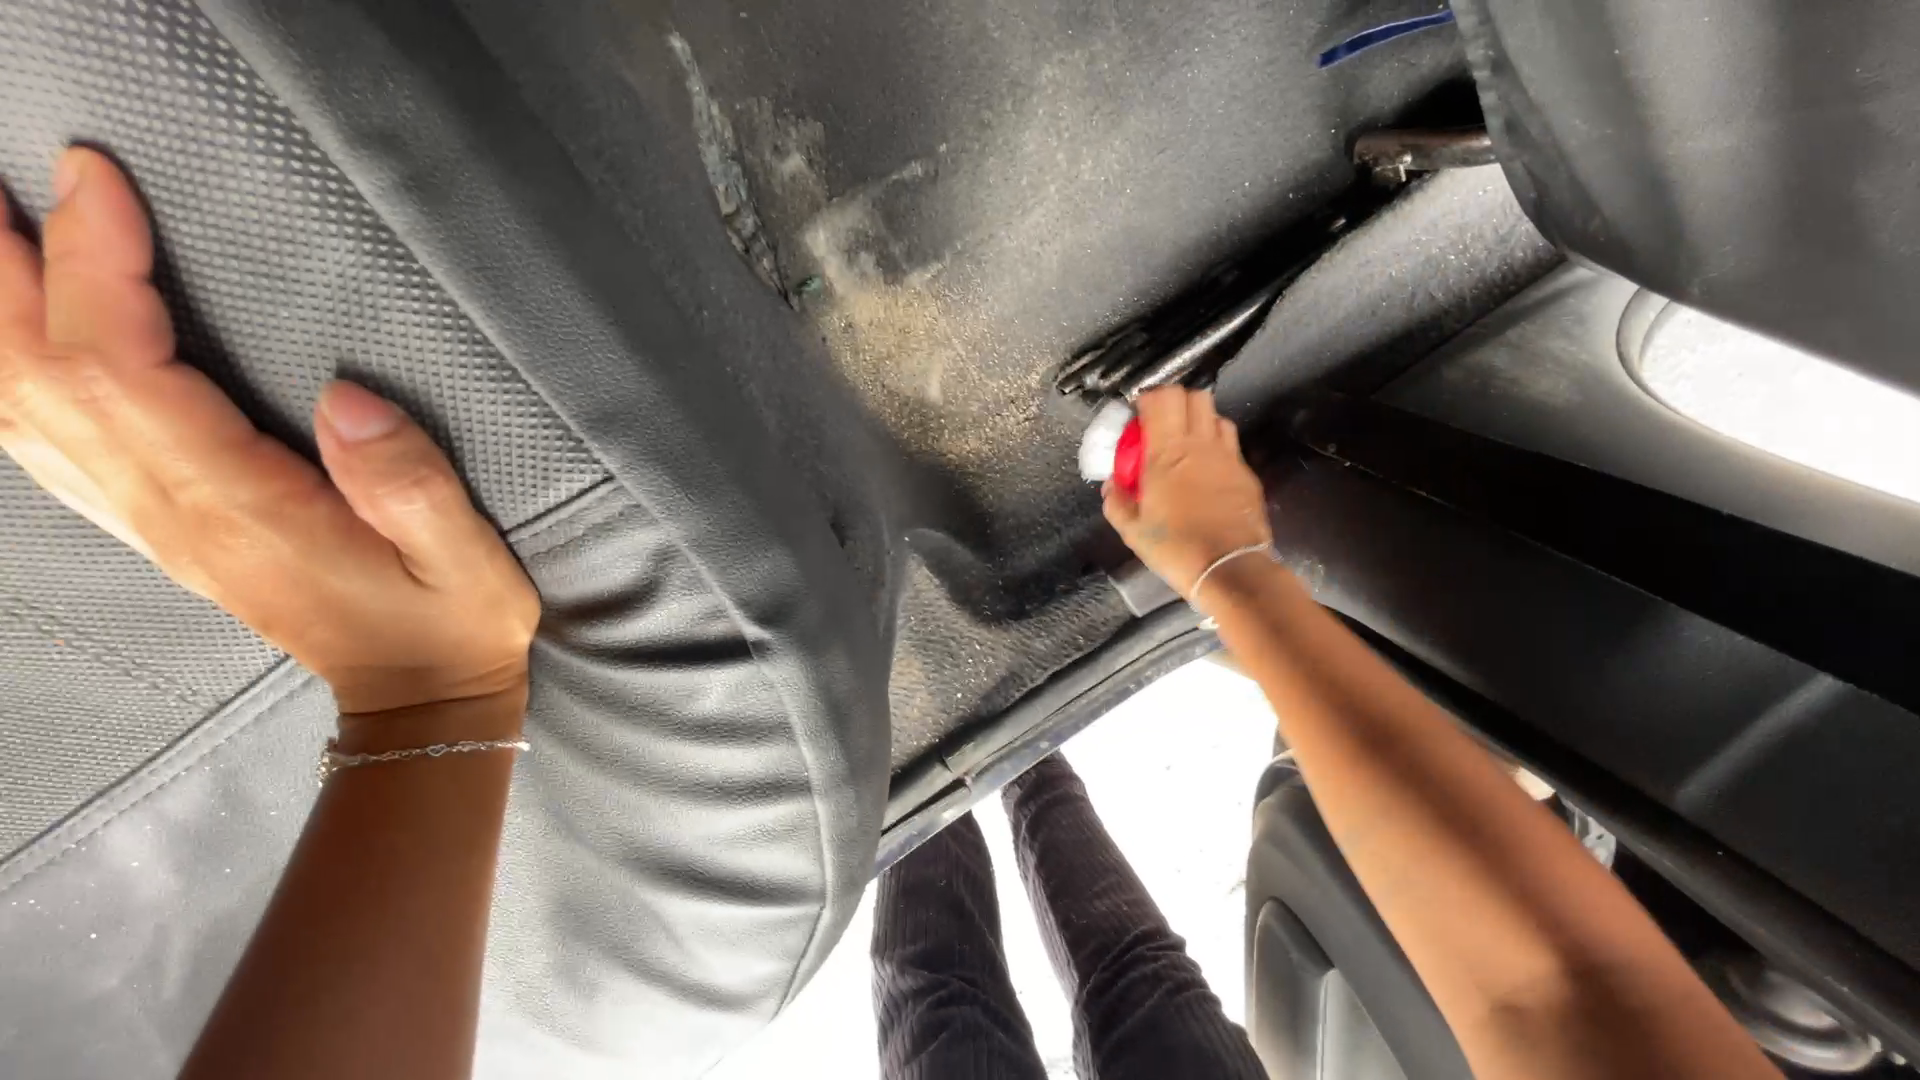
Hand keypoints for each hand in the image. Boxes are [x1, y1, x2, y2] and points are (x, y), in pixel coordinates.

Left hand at [0, 147, 538, 715]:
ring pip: (20, 408)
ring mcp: (157, 526)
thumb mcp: (464, 556)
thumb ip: (411, 482)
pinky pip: (47, 445)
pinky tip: (9, 341)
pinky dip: (8, 377)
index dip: (96, 268)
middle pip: (36, 376)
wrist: (421, 692)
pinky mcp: (167, 529)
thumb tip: (349, 394)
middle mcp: (172, 513)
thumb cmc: (452, 622)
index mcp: (242, 508)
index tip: (96, 180)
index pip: (126, 370)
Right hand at [1102, 386, 1271, 600]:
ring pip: (1216, 415)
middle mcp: (1199, 445)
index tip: (1139, 413)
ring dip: (1199, 419)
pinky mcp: (1245, 472)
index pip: (1161, 400)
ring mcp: (1227, 456)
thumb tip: (1110, 485)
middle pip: (1193, 396)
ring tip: (1187, 440)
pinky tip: (1207, 466)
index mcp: (1166, 454)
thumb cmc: (1175, 548)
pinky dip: (1216, 443)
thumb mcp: (1132, 531)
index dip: (1148, 398)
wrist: (1228, 568)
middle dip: (1175, 400)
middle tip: (1162, 422)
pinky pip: (1230, 443)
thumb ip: (1116, 502)